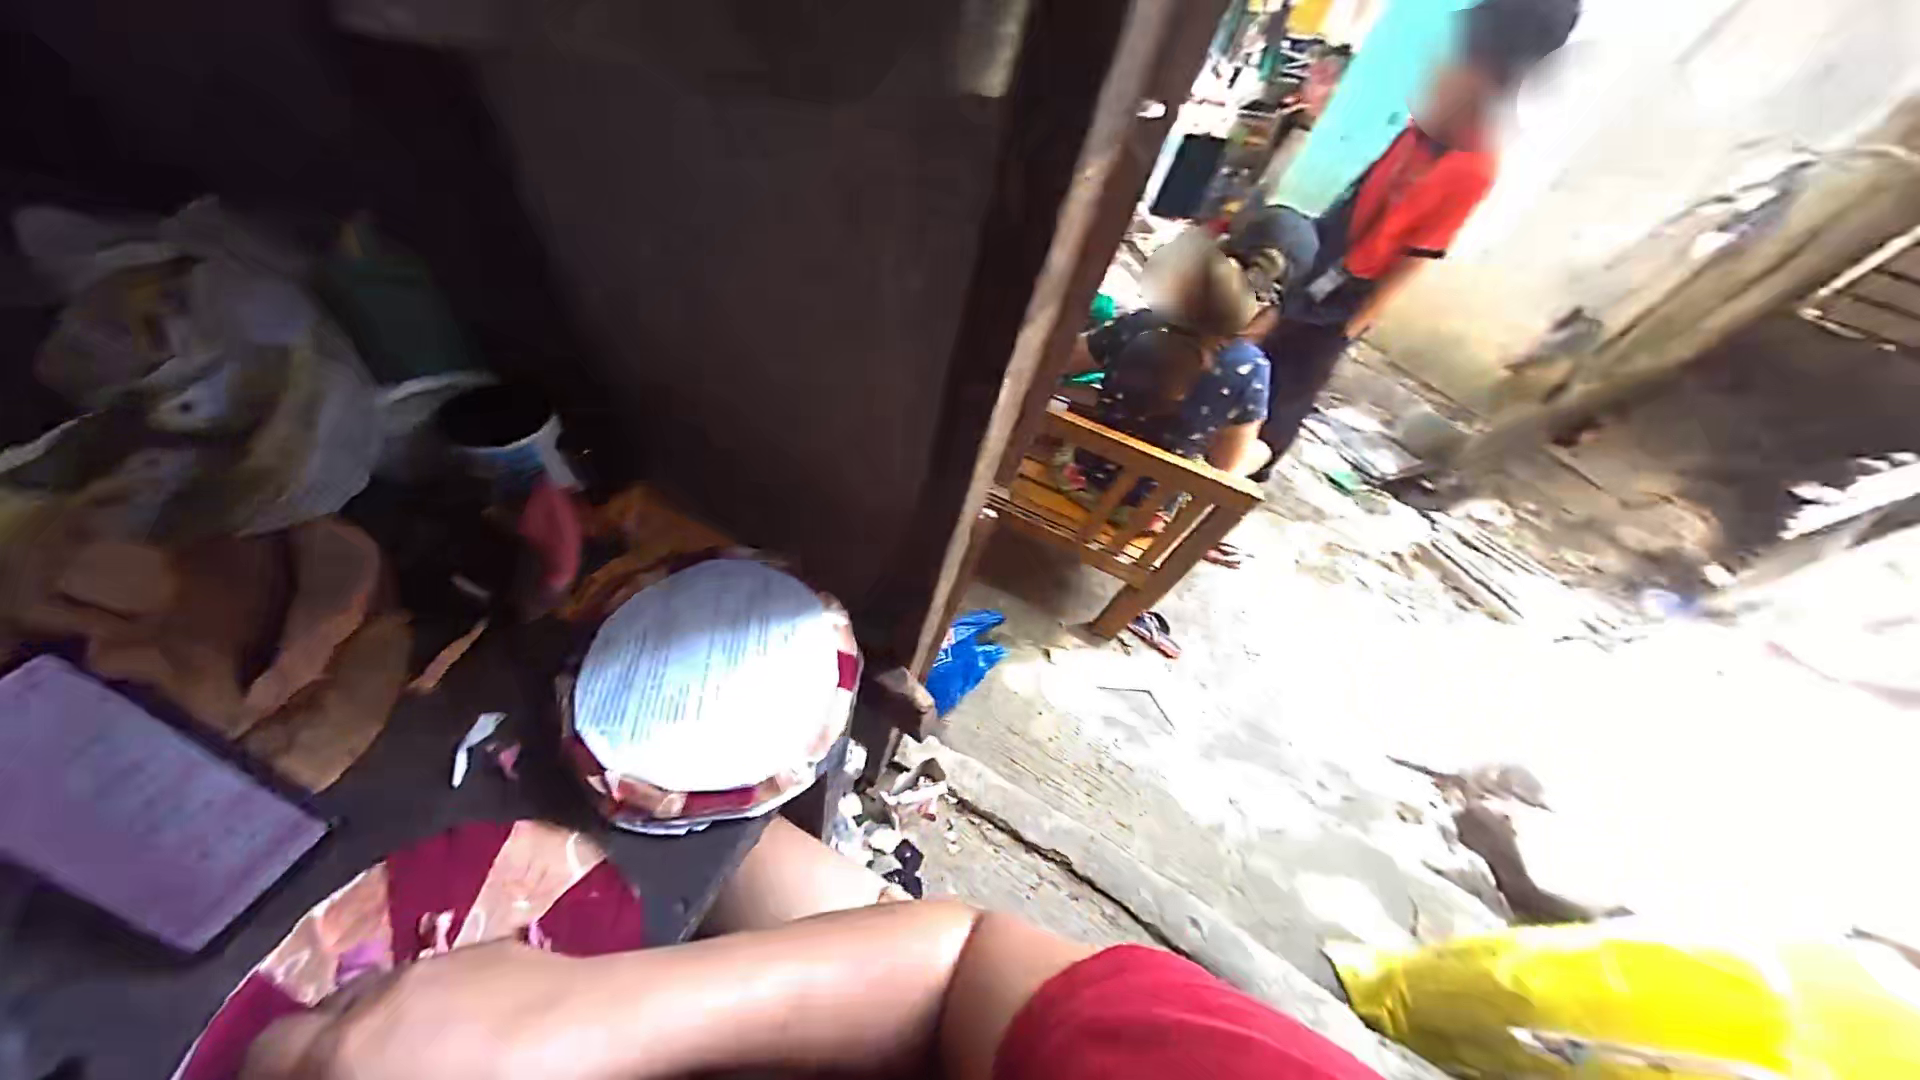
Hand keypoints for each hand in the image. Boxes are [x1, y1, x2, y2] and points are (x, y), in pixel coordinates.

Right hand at [242, 943, 587, 1079]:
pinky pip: (443, 974)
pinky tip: (464, 1027)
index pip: (268, 1048)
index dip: (266, 1073)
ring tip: (408, 1057)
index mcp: (348, 1043)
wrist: (598, 1028)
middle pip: (329, 1010)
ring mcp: (453, 959)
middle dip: (325, 1046)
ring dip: (383, 1019)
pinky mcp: (502, 948)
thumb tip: (346, 1066)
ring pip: (390, 986)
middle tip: (347, 1077)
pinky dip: (433, 999)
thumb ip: (356, 1068)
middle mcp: (392, 987)